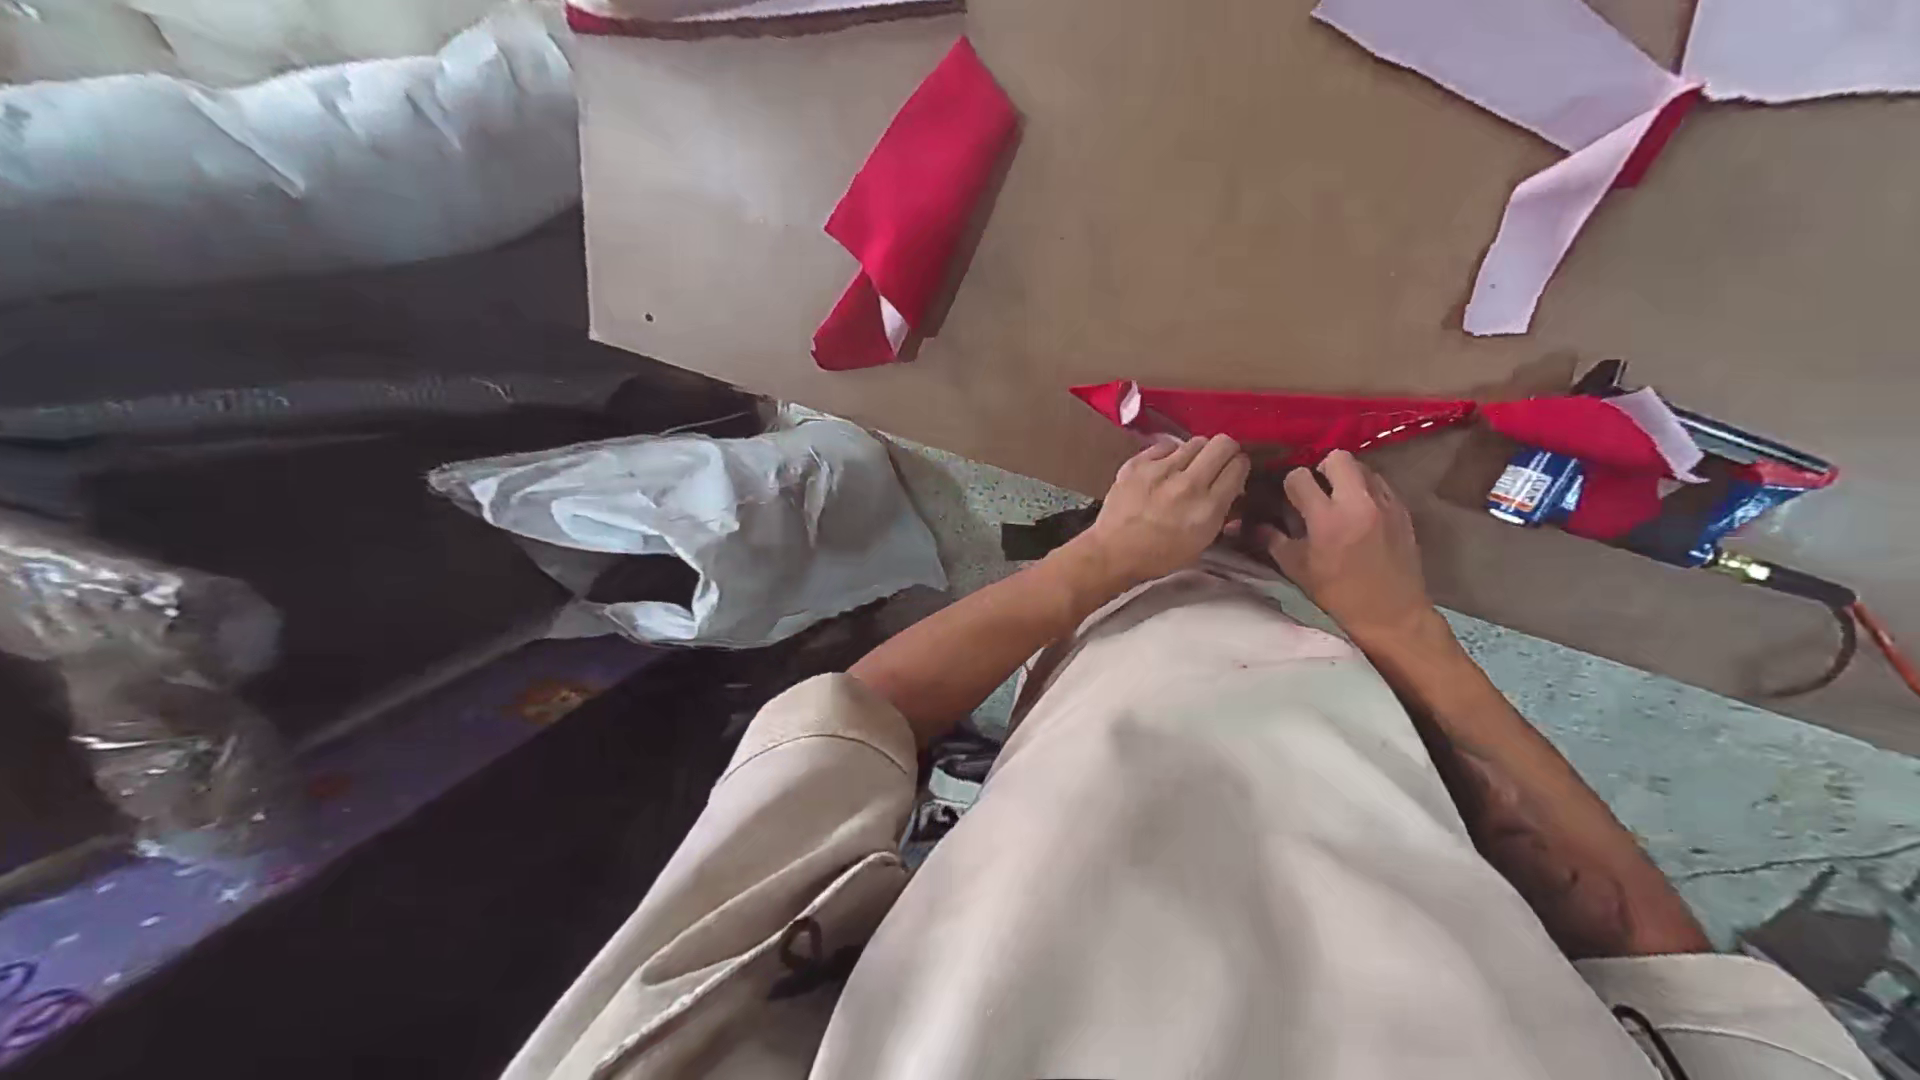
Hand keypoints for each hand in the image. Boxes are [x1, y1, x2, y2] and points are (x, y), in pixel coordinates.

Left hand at [1074, 435, 1249, 588]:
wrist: (1113, 552)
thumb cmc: (1159, 555)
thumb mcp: (1202, 541)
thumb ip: (1221, 510)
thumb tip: (1232, 486)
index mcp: (1208, 508)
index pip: (1239, 466)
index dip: (1239, 467)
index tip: (1233, 473)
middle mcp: (1187, 484)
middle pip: (1223, 444)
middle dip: (1225, 452)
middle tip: (1216, 464)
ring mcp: (1159, 470)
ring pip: (1195, 441)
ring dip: (1197, 453)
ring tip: (1188, 468)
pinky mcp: (1136, 464)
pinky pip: (1166, 445)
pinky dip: (1170, 454)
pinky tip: (1164, 469)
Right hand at [1250, 450, 1436, 643]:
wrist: (1391, 613)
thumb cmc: (1337, 593)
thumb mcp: (1296, 568)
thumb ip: (1271, 539)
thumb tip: (1248, 524)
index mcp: (1326, 519)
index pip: (1299, 477)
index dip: (1289, 485)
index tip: (1289, 498)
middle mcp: (1358, 503)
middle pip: (1338, 458)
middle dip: (1321, 468)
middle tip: (1316, 489)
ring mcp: (1385, 504)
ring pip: (1364, 467)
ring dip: (1346, 477)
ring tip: (1338, 498)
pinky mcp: (1403, 510)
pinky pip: (1381, 484)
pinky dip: (1366, 490)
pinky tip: (1359, 510)